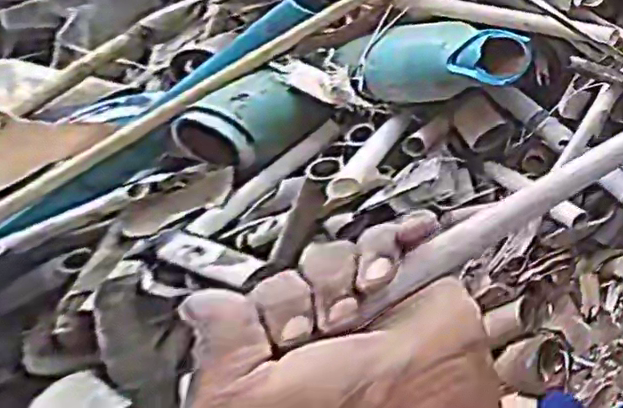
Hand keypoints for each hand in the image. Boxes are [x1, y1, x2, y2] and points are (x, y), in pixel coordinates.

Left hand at [180, 212, 499, 407]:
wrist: (421, 377)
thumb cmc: (341, 402)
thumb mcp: (250, 396)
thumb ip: (221, 350)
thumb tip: (201, 303)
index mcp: (275, 347)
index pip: (257, 294)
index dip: (271, 308)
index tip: (288, 336)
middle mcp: (319, 315)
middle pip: (302, 266)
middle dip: (318, 289)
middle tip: (333, 321)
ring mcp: (366, 289)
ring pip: (347, 246)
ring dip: (360, 266)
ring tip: (371, 295)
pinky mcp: (409, 267)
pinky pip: (398, 230)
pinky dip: (401, 235)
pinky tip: (395, 265)